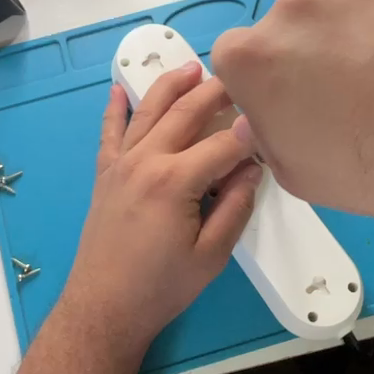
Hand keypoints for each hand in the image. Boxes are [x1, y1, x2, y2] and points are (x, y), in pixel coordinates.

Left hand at [57, 64, 262, 359]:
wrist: (103, 308)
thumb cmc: (162, 287)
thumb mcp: (212, 255)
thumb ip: (235, 206)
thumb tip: (251, 167)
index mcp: (176, 180)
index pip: (223, 145)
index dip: (250, 136)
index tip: (270, 127)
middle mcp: (146, 160)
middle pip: (185, 113)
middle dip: (214, 92)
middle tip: (237, 75)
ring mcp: (121, 164)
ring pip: (148, 112)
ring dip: (170, 86)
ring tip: (191, 66)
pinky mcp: (105, 174)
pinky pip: (110, 133)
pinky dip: (114, 109)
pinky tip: (119, 89)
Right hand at [211, 0, 373, 235]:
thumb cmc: (364, 166)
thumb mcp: (293, 172)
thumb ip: (266, 135)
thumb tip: (264, 117)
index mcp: (252, 57)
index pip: (232, 61)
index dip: (256, 88)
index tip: (281, 111)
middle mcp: (292, 14)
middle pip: (280, 35)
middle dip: (295, 64)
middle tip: (330, 105)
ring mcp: (347, 0)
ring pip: (327, 25)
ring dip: (338, 51)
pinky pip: (370, 21)